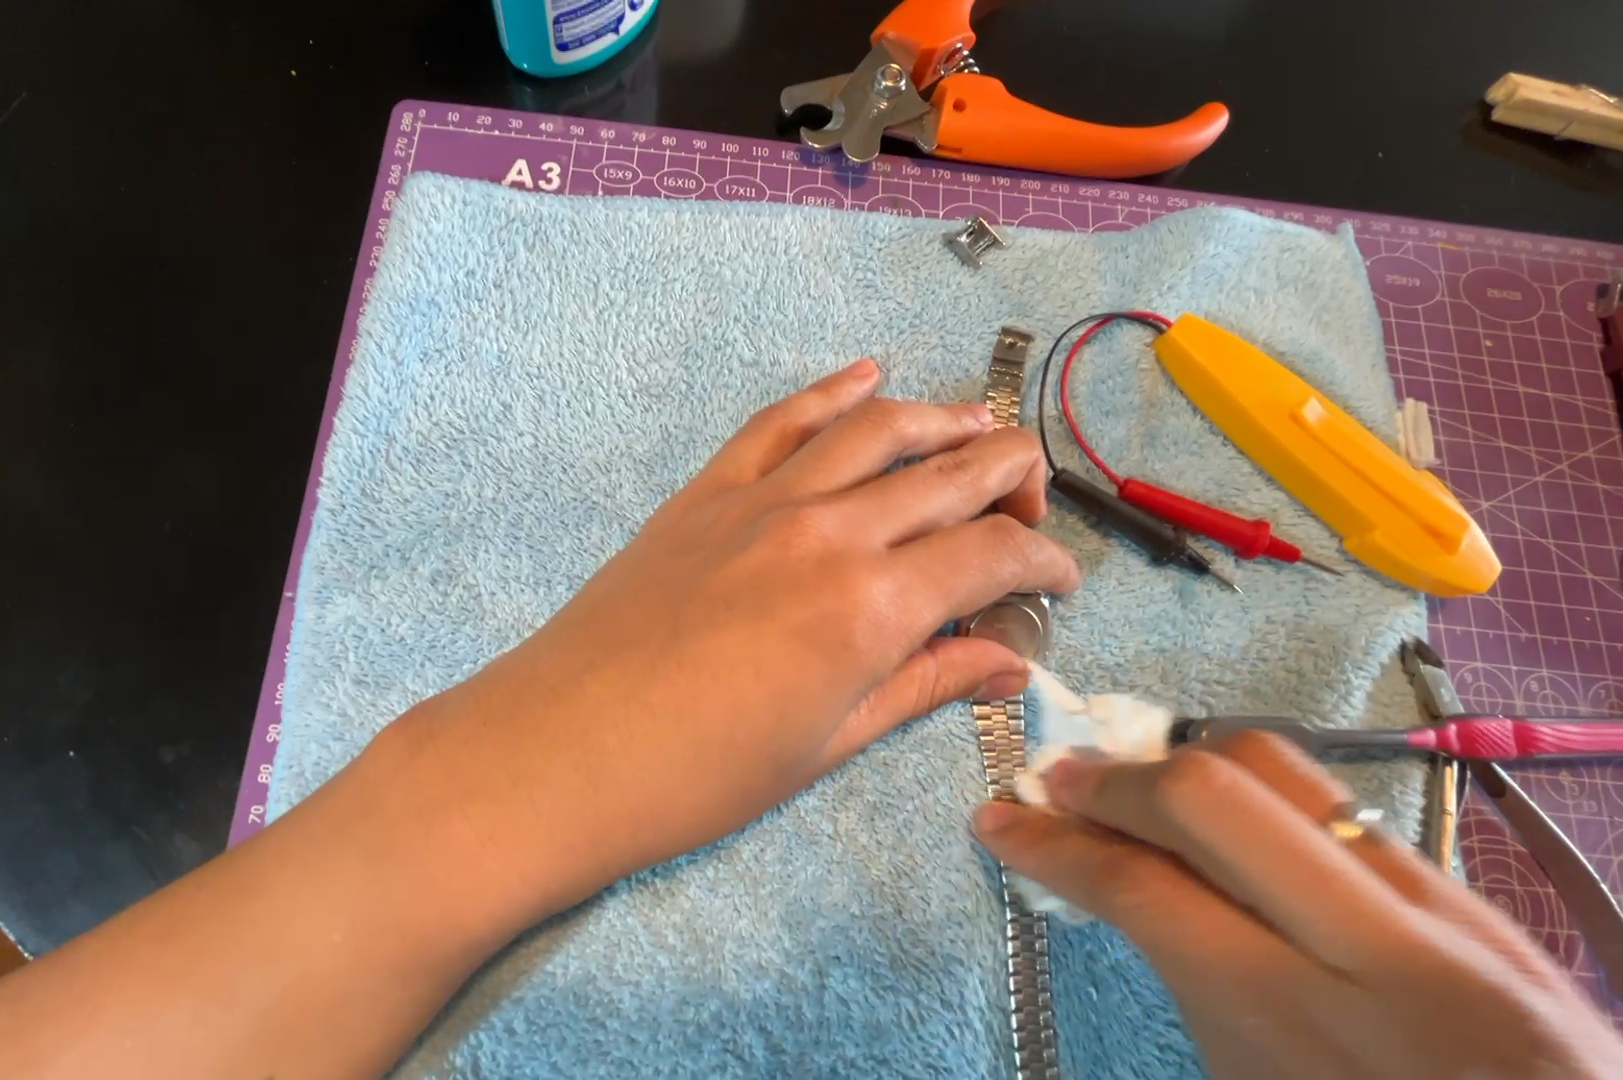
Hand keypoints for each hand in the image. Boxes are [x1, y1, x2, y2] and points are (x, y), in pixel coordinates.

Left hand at [392, 359, 1080, 913]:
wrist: (565, 746)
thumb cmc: (701, 773)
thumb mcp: (828, 744)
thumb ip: (924, 685)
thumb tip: (1008, 662)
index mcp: (873, 606)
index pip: (993, 554)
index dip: (1043, 563)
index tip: (1057, 581)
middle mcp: (831, 529)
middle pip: (952, 471)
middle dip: (1013, 478)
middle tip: (1030, 503)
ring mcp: (764, 498)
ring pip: (877, 428)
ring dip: (942, 419)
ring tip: (976, 431)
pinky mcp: (709, 489)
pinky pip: (782, 420)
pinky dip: (832, 391)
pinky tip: (867, 376)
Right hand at [973, 731, 1622, 1079]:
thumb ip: (1178, 972)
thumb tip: (1097, 865)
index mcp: (1304, 1025)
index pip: (1140, 885)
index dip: (1049, 844)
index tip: (996, 822)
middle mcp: (1388, 951)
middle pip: (1211, 797)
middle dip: (1111, 778)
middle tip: (1060, 783)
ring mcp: (1448, 910)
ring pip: (1280, 769)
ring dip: (1180, 762)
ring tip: (1133, 786)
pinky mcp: (1480, 895)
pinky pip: (1332, 802)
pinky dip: (1251, 794)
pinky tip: (1222, 821)